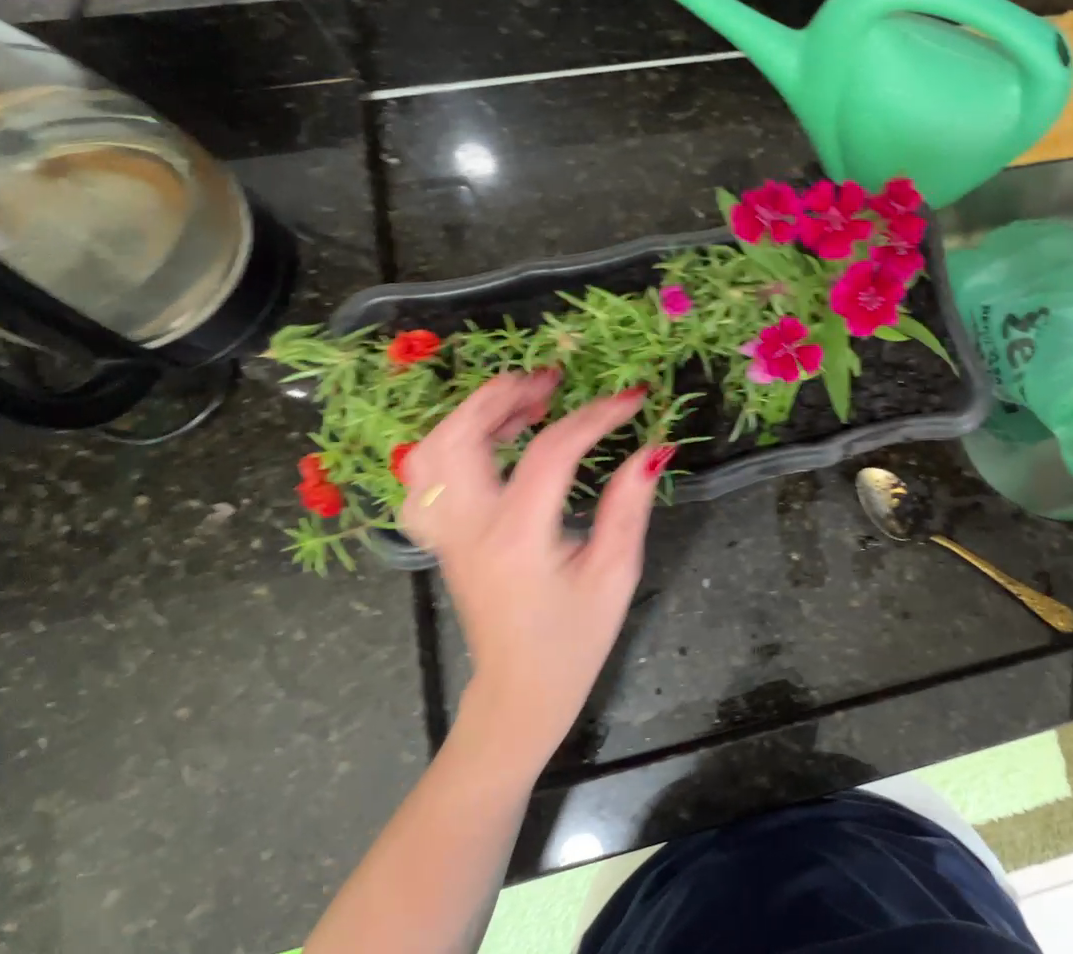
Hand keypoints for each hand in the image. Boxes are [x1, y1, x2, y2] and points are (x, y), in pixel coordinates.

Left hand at [397, 372, 670, 759]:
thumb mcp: (615, 575)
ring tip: (520, 403)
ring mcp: (444, 534)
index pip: (551, 452)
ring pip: (429, 452)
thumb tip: (649, 451)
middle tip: (550, 382)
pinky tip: (486, 442)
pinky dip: (450, 445)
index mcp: (518, 537)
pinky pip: (423, 479)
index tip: (632, 399)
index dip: (595, 417)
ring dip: (471, 415)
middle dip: (504, 396)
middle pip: (461, 436)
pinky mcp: (440, 539)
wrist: (520, 690)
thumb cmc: (574, 640)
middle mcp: (469, 528)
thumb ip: (629, 508)